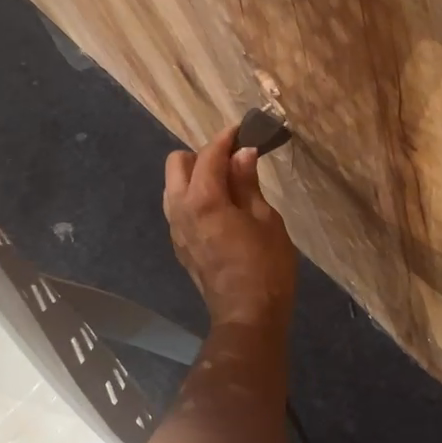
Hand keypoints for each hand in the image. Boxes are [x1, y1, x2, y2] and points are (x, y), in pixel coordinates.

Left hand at [164, 124, 296, 332]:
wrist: (248, 314)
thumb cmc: (267, 266)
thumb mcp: (266, 220)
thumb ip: (248, 184)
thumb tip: (243, 154)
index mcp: (204, 199)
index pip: (209, 155)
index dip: (226, 138)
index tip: (243, 129)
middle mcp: (180, 209)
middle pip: (178, 164)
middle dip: (204, 155)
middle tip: (235, 161)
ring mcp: (175, 229)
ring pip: (174, 186)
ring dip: (197, 177)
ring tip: (230, 184)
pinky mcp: (180, 245)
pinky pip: (180, 208)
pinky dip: (196, 198)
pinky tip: (223, 209)